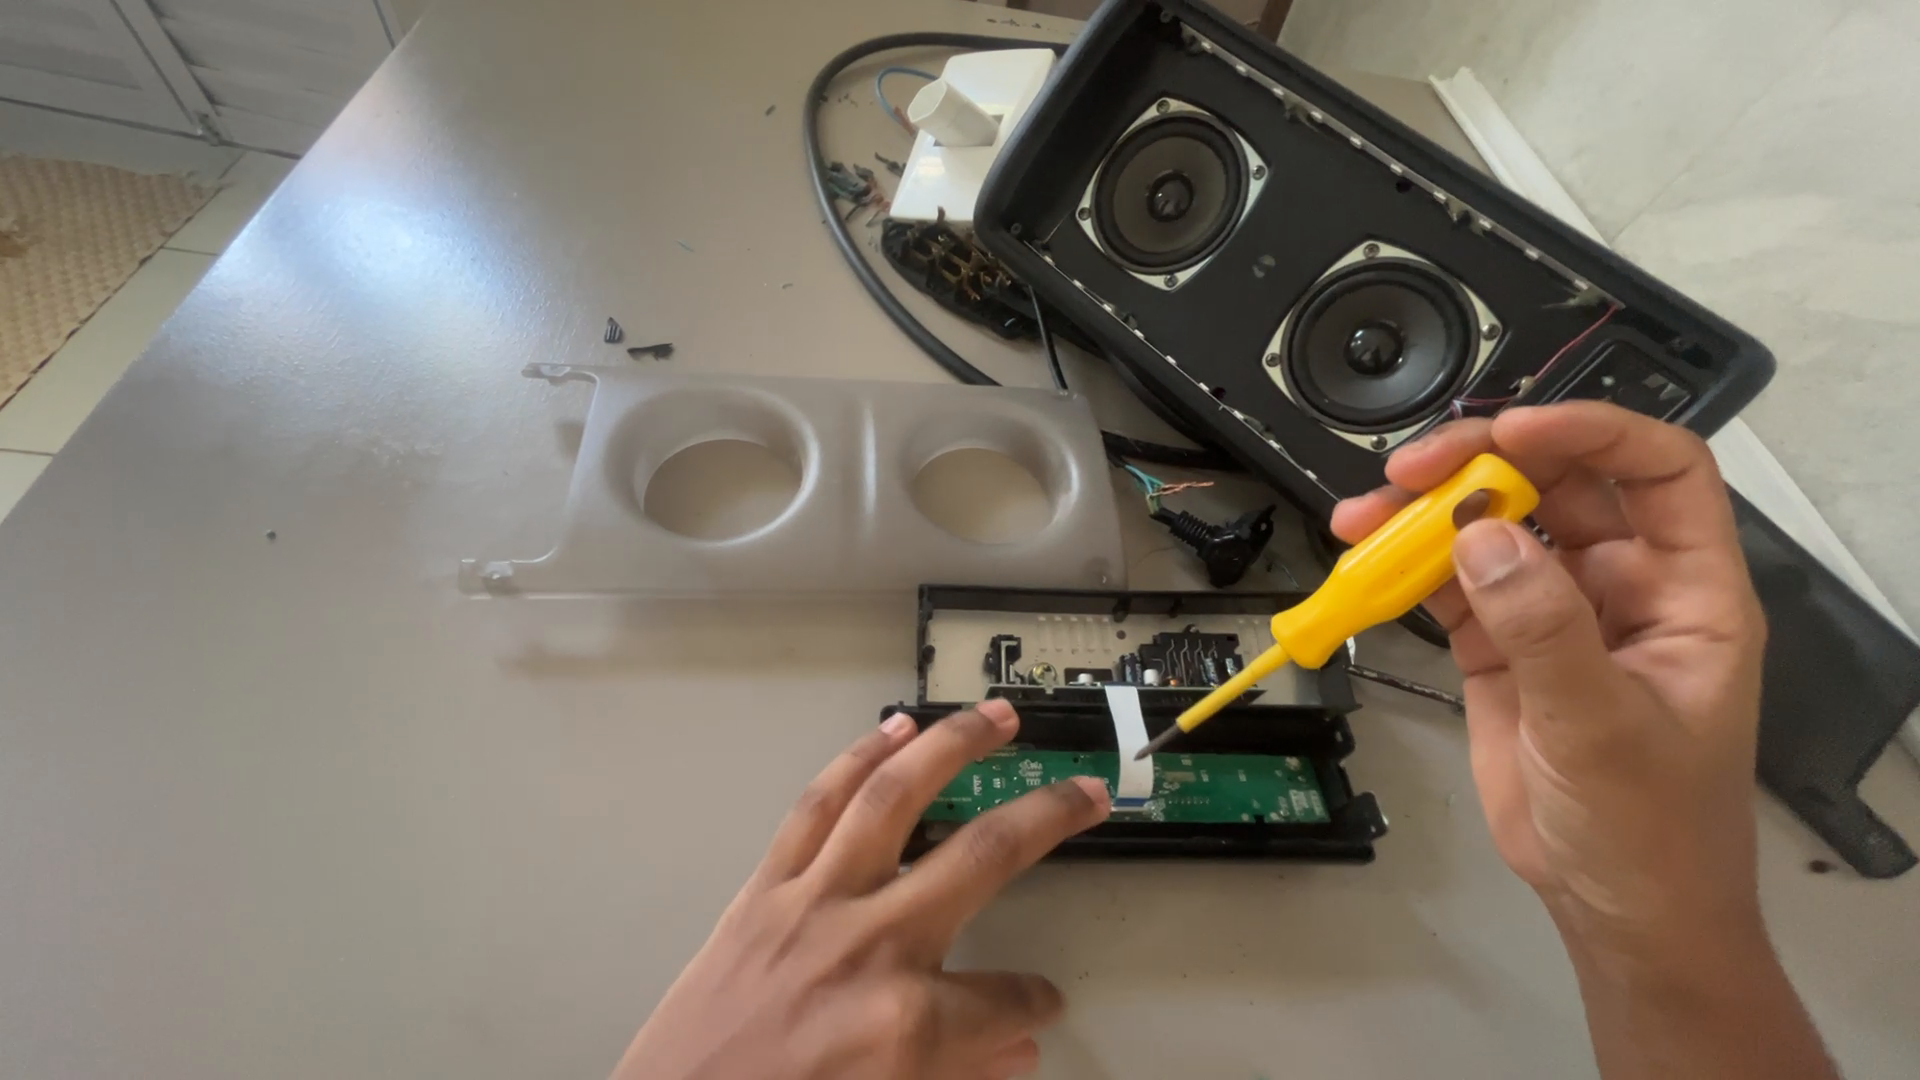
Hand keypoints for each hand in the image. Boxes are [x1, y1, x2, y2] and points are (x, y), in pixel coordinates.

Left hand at [612, 700, 1109, 1079]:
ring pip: (894, 799)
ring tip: (995, 715)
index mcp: (906, 1025)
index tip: (1043, 1000)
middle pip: (981, 856)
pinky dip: (857, 758)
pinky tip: (894, 727)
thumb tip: (1024, 1041)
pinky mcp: (766, 884)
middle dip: (1046, 817)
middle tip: (1085, 789)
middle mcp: (871, 943)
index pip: (1002, 1001)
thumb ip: (963, 1071)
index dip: (1030, 1002)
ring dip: (952, 747)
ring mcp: (815, 900)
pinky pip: (816, 805)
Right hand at [1332, 402, 1767, 953]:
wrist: (1606, 898)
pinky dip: (1400, 569)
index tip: (1508, 433)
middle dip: (1479, 465)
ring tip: (1360, 518)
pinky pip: (1444, 584)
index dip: (1590, 433)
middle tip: (1407, 470)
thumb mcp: (1601, 724)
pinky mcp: (1493, 641)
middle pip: (1553, 487)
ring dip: (1421, 516)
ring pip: (1485, 529)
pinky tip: (1362, 563)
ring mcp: (1546, 610)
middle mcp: (1616, 585)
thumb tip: (1477, 532)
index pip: (1656, 472)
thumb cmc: (1647, 824)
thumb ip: (1542, 626)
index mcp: (1684, 591)